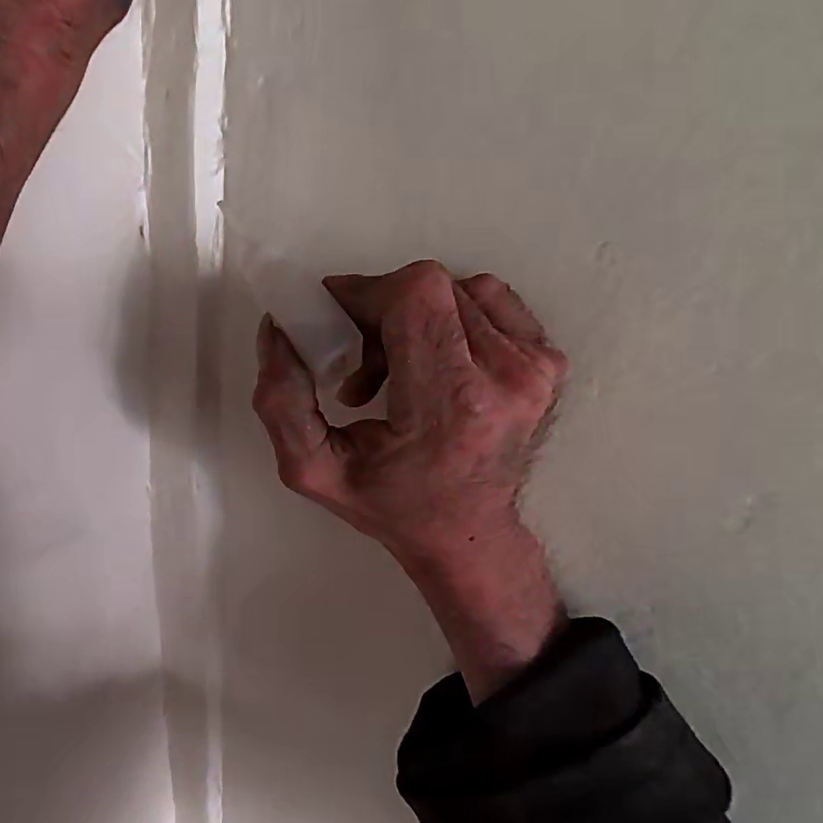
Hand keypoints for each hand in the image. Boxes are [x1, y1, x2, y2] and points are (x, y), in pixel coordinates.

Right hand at [252, 260, 569, 698]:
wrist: (468, 534)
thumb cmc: (388, 506)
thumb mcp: (310, 469)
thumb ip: (280, 402)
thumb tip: (275, 328)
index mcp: (448, 406)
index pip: (412, 298)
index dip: (363, 293)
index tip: (332, 321)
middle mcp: (505, 377)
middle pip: (431, 288)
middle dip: (380, 307)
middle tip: (357, 355)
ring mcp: (536, 366)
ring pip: (456, 290)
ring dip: (410, 316)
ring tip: (393, 367)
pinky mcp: (548, 361)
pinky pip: (487, 301)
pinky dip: (446, 317)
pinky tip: (430, 358)